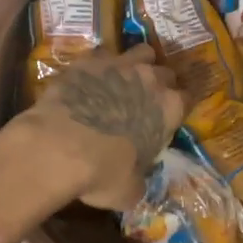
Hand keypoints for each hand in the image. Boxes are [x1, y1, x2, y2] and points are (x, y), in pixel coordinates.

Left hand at [14, 44, 185, 211]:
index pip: (187, 99)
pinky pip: (102, 55)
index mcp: (169, 108)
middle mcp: (149, 79)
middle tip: (146, 101)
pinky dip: (100, 65)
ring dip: (137, 64)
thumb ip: (139, 179)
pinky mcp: (87, 61)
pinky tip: (90, 80)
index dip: (178, 109)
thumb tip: (136, 180)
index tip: (169, 119)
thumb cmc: (102, 173)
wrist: (56, 148)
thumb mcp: (129, 190)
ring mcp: (118, 64)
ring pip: (140, 52)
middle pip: (166, 73)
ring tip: (125, 80)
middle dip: (160, 85)